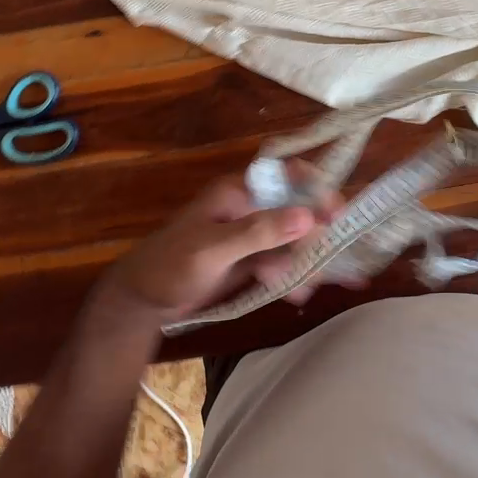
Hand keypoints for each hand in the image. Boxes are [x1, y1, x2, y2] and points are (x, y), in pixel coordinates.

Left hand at [98, 175, 327, 324]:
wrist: (140, 302)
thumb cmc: (171, 266)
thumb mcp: (213, 249)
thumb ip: (259, 232)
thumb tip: (309, 217)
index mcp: (238, 192)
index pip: (287, 174)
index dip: (316, 187)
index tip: (337, 214)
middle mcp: (249, 208)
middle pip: (297, 211)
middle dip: (315, 237)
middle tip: (327, 264)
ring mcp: (250, 236)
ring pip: (293, 241)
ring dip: (305, 262)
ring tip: (306, 290)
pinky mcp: (249, 261)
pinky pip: (281, 263)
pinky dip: (292, 276)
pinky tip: (298, 295)